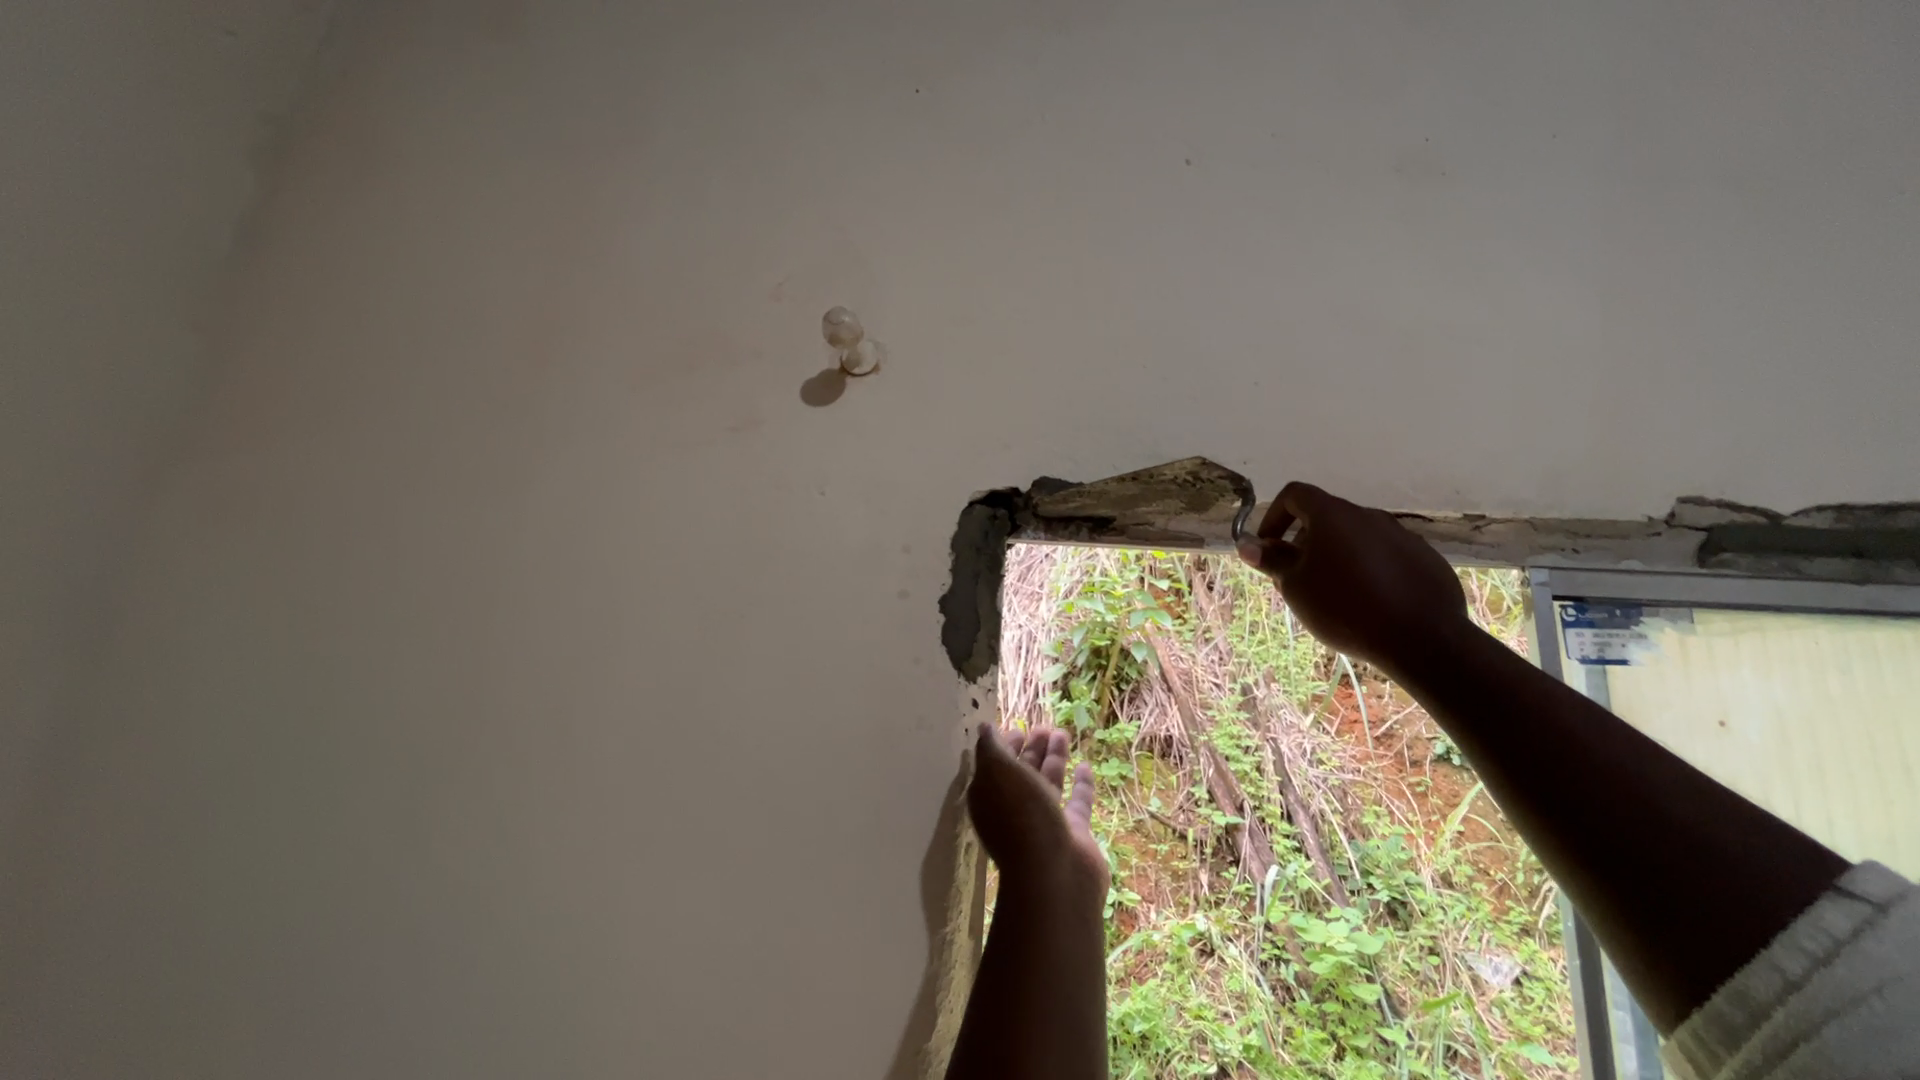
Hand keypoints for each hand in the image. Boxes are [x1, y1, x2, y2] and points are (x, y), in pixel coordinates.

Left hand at [968, 724, 1106, 900]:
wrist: (1054, 873)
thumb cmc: (1021, 816)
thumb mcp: (997, 773)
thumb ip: (991, 748)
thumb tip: (985, 728)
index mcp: (991, 797)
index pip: (994, 766)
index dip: (1003, 747)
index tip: (1017, 729)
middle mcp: (1015, 809)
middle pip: (1022, 774)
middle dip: (1031, 750)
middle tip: (1044, 728)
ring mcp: (1045, 822)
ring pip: (1049, 783)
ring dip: (1054, 759)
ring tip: (1062, 734)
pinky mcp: (1072, 832)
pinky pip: (1077, 802)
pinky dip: (1081, 784)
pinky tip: (1085, 766)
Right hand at [1236, 481, 1471, 674]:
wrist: (1421, 638)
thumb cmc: (1344, 607)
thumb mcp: (1295, 587)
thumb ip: (1272, 560)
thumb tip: (1246, 544)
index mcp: (1333, 515)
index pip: (1295, 495)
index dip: (1274, 517)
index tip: (1268, 548)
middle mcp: (1368, 516)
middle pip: (1327, 518)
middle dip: (1305, 542)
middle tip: (1298, 579)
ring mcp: (1401, 535)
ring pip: (1357, 538)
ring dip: (1338, 556)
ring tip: (1334, 595)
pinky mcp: (1425, 559)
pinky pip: (1386, 556)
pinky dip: (1369, 570)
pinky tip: (1371, 603)